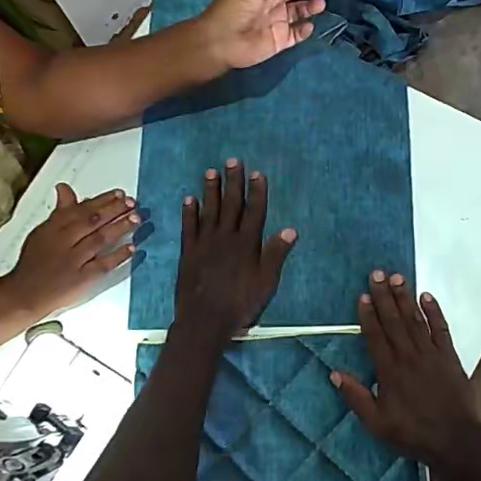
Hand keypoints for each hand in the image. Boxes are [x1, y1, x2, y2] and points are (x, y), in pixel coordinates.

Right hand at [0, 184, 138, 317]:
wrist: (24, 295)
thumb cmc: (35, 262)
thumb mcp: (43, 233)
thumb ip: (60, 211)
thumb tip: (66, 189)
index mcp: (53, 229)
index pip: (81, 210)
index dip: (102, 201)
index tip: (120, 194)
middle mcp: (64, 243)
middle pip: (92, 222)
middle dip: (114, 210)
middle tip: (132, 203)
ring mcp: (74, 261)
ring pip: (100, 240)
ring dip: (120, 227)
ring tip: (137, 218)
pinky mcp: (82, 279)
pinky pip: (103, 265)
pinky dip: (118, 256)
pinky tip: (132, 248)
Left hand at [174, 158, 297, 338]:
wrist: (205, 320)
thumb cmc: (241, 302)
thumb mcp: (267, 281)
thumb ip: (276, 254)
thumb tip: (291, 229)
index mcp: (247, 243)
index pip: (254, 211)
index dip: (257, 191)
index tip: (258, 173)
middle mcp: (226, 237)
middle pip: (231, 204)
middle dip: (233, 181)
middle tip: (233, 161)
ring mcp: (205, 243)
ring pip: (209, 210)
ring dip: (211, 190)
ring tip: (211, 171)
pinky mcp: (189, 252)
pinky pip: (189, 226)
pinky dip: (189, 212)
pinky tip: (189, 198)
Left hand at [196, 0, 326, 69]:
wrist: (223, 41)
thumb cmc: (234, 9)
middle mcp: (272, 2)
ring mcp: (277, 21)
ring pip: (299, 11)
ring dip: (310, 6)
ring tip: (321, 2)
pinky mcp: (281, 40)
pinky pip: (298, 34)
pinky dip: (305, 29)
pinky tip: (310, 24)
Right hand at [332, 272, 480, 469]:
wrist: (455, 439)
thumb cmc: (412, 433)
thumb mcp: (377, 423)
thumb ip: (356, 396)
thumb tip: (335, 373)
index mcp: (390, 371)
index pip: (375, 336)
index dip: (368, 314)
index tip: (362, 295)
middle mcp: (409, 356)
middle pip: (394, 321)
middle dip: (384, 296)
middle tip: (377, 273)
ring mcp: (431, 353)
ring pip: (415, 320)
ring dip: (406, 298)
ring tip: (397, 278)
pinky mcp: (449, 356)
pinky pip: (441, 329)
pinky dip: (434, 312)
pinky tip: (427, 296)